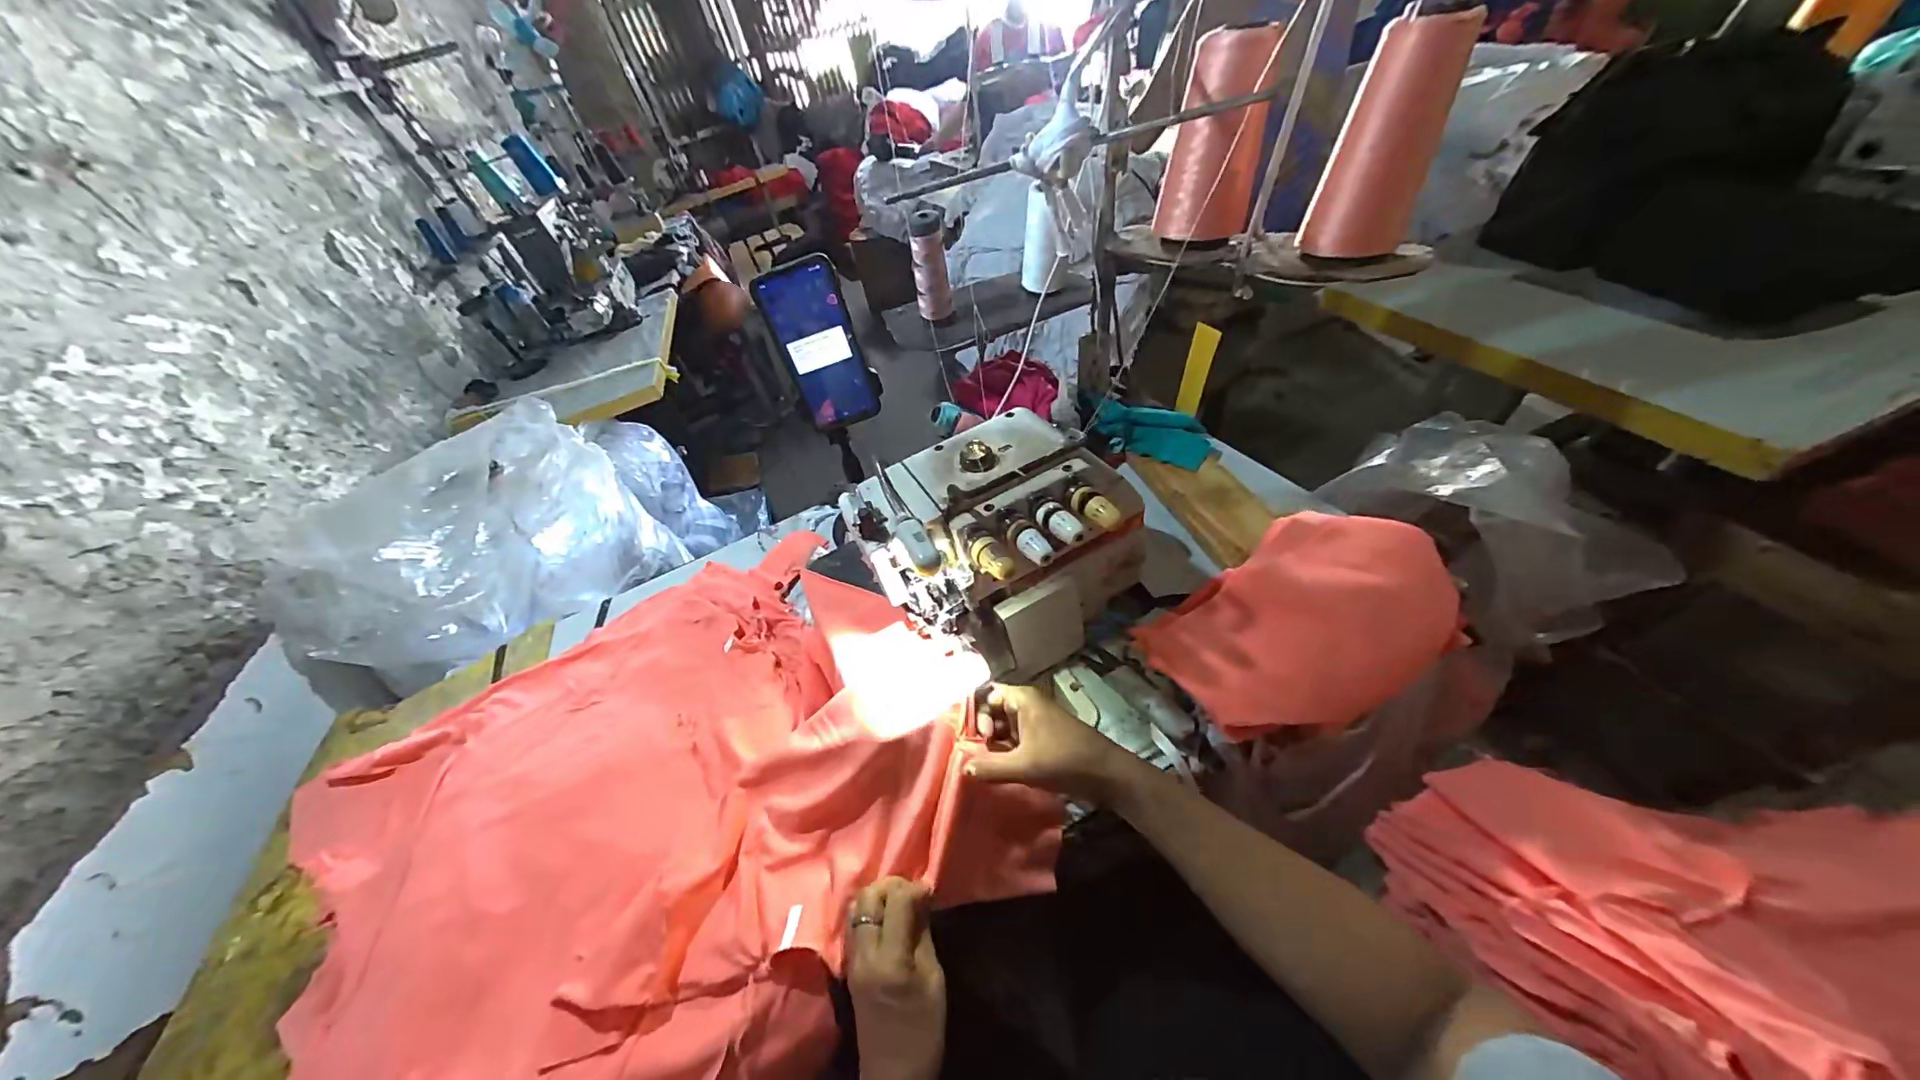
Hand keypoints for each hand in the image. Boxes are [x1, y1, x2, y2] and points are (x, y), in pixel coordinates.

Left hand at [847, 877, 945, 1079]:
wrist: (892, 1074)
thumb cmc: (923, 1030)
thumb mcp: (934, 980)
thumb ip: (923, 935)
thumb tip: (921, 898)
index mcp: (890, 958)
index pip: (896, 901)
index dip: (914, 887)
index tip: (929, 890)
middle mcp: (864, 953)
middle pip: (868, 897)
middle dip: (891, 885)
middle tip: (912, 892)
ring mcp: (852, 960)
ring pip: (856, 907)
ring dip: (878, 896)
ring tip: (900, 903)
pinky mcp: (849, 966)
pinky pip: (855, 924)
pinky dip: (870, 912)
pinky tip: (888, 919)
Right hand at [966, 683, 1143, 804]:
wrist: (1106, 774)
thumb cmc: (1064, 761)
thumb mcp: (1023, 766)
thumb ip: (990, 767)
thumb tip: (964, 768)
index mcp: (1023, 699)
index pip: (988, 695)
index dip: (979, 714)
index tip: (981, 739)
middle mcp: (1029, 704)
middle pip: (995, 710)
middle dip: (986, 732)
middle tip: (984, 755)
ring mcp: (1038, 720)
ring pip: (1006, 726)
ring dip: (997, 745)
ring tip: (993, 766)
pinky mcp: (1044, 737)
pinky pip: (1018, 738)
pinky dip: (1010, 751)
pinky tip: (1007, 769)